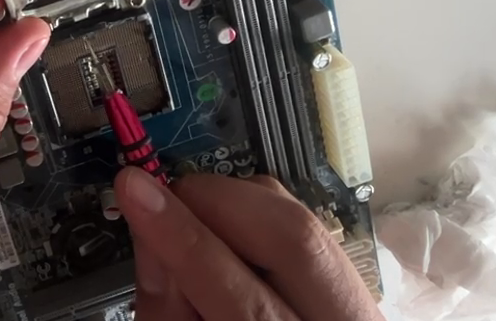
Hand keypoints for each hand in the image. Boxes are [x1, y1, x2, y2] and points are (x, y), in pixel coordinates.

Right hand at [115, 167, 382, 320]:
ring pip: (297, 219)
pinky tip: (220, 236)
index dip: (182, 237)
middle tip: (159, 198)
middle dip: (213, 201)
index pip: (247, 305)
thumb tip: (147, 223)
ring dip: (227, 202)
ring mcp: (361, 311)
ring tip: (185, 225)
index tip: (134, 187)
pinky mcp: (353, 286)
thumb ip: (162, 305)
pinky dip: (248, 212)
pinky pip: (299, 222)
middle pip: (294, 241)